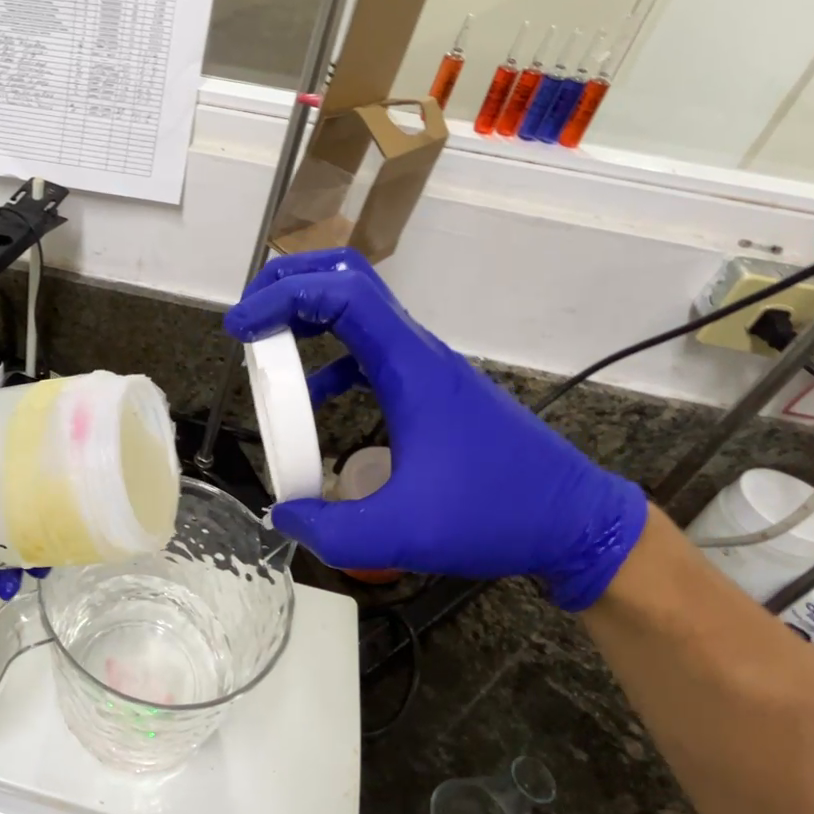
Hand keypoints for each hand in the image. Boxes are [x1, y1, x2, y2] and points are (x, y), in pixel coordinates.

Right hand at [224, 249, 645, 611]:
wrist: (573, 519)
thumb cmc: (497, 513)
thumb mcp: (406, 534)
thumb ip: (333, 532)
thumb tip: (283, 518)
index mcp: (409, 364)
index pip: (341, 293)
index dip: (282, 297)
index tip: (239, 330)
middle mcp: (416, 350)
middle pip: (348, 279)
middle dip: (290, 284)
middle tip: (248, 318)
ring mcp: (424, 366)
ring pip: (359, 309)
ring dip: (308, 315)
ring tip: (266, 348)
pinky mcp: (429, 388)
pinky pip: (368, 350)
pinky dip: (330, 359)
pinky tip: (315, 399)